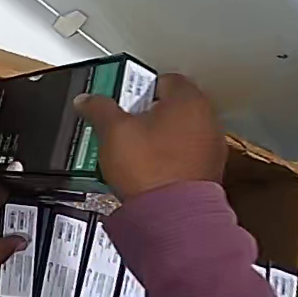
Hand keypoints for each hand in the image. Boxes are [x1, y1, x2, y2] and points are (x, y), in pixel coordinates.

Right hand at [75, 74, 225, 200]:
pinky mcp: (208, 171)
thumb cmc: (150, 170)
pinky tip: (148, 169)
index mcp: (187, 100)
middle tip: (124, 124)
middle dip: (147, 113)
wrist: (172, 217)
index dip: (139, 88)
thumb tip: (87, 100)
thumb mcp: (113, 132)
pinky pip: (185, 155)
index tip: (122, 99)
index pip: (163, 79)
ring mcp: (211, 146)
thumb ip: (99, 108)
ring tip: (132, 149)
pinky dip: (169, 157)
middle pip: (172, 105)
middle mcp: (206, 119)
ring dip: (159, 136)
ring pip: (180, 131)